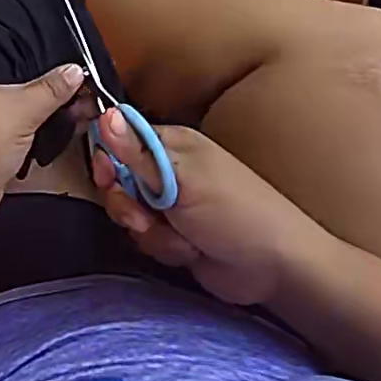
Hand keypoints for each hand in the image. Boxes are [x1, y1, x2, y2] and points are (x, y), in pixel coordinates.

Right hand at [92, 110, 333, 304]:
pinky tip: (191, 252)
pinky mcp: (174, 235)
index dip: (108, 158)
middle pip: (119, 180)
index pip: (120, 139)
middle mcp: (168, 170)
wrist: (274, 266)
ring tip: (183, 237)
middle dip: (128, 205)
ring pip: (131, 215)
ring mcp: (171, 205)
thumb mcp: (182, 179)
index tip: (107, 177)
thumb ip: (138, 152)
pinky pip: (147, 239)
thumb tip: (105, 114)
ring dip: (151, 232)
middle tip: (146, 216)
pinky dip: (165, 249)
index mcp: (172, 144)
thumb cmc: (235, 211)